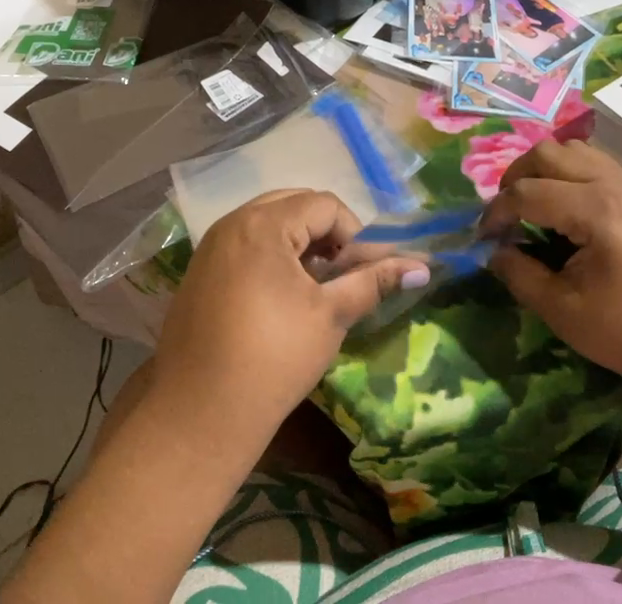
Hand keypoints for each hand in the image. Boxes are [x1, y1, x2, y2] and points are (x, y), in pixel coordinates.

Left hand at [150, 190, 428, 433]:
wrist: (199, 415)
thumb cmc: (273, 358)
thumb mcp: (330, 316)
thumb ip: (373, 281)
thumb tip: (423, 267)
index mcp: (263, 225)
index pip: (325, 205)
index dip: (355, 234)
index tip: (364, 273)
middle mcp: (231, 223)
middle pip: (294, 205)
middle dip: (327, 233)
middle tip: (343, 274)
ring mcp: (210, 247)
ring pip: (268, 223)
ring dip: (300, 243)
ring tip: (318, 286)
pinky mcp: (199, 272)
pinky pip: (245, 243)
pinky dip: (272, 255)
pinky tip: (283, 297)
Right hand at [483, 140, 621, 387]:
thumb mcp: (563, 310)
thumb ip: (520, 274)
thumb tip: (495, 252)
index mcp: (594, 210)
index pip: (527, 193)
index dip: (496, 214)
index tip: (483, 239)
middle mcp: (613, 185)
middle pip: (548, 153)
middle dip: (515, 178)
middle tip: (504, 216)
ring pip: (574, 150)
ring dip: (543, 170)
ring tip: (531, 206)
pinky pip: (596, 164)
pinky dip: (569, 173)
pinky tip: (563, 210)